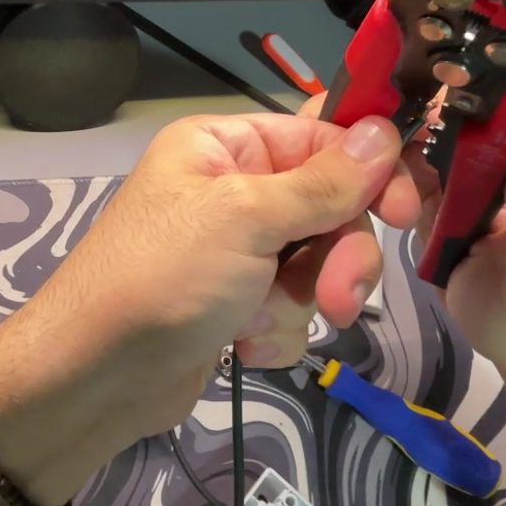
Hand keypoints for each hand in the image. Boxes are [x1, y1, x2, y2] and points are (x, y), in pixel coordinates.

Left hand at [21, 111, 421, 441]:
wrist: (97, 375)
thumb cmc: (164, 276)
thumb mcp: (244, 218)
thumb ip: (322, 182)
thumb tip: (386, 131)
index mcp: (225, 146)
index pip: (321, 138)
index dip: (369, 173)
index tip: (407, 212)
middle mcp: (233, 188)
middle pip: (329, 207)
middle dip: (337, 258)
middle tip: (339, 298)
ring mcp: (237, 248)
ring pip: (318, 263)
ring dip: (300, 301)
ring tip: (257, 325)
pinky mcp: (239, 300)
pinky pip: (293, 305)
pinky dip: (276, 329)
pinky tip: (241, 346)